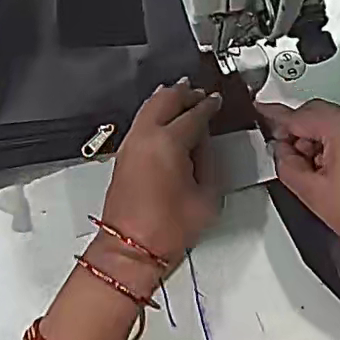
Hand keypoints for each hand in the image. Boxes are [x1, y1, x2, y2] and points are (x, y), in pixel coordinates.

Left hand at [99, 80, 221, 262]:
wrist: (130, 247)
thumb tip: (206, 144)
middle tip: (201, 93)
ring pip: (149, 106)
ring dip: (168, 98)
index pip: (194, 113)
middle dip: (186, 93)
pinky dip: (154, 111)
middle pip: (167, 99)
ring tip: (183, 97)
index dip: (209, 105)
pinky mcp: (123, 153)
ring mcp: (130, 143)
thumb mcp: (207, 196)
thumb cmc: (163, 229)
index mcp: (168, 142)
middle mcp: (145, 137)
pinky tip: (163, 115)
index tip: (216, 101)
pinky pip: (141, 120)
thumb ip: (209, 161)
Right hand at [257, 99, 339, 261]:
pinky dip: (328, 149)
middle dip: (295, 131)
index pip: (299, 114)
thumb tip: (281, 153)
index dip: (275, 116)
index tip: (262, 113)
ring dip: (312, 141)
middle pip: (315, 114)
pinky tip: (324, 176)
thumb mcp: (312, 192)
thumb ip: (287, 165)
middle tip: (281, 151)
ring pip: (329, 126)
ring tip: (307, 172)